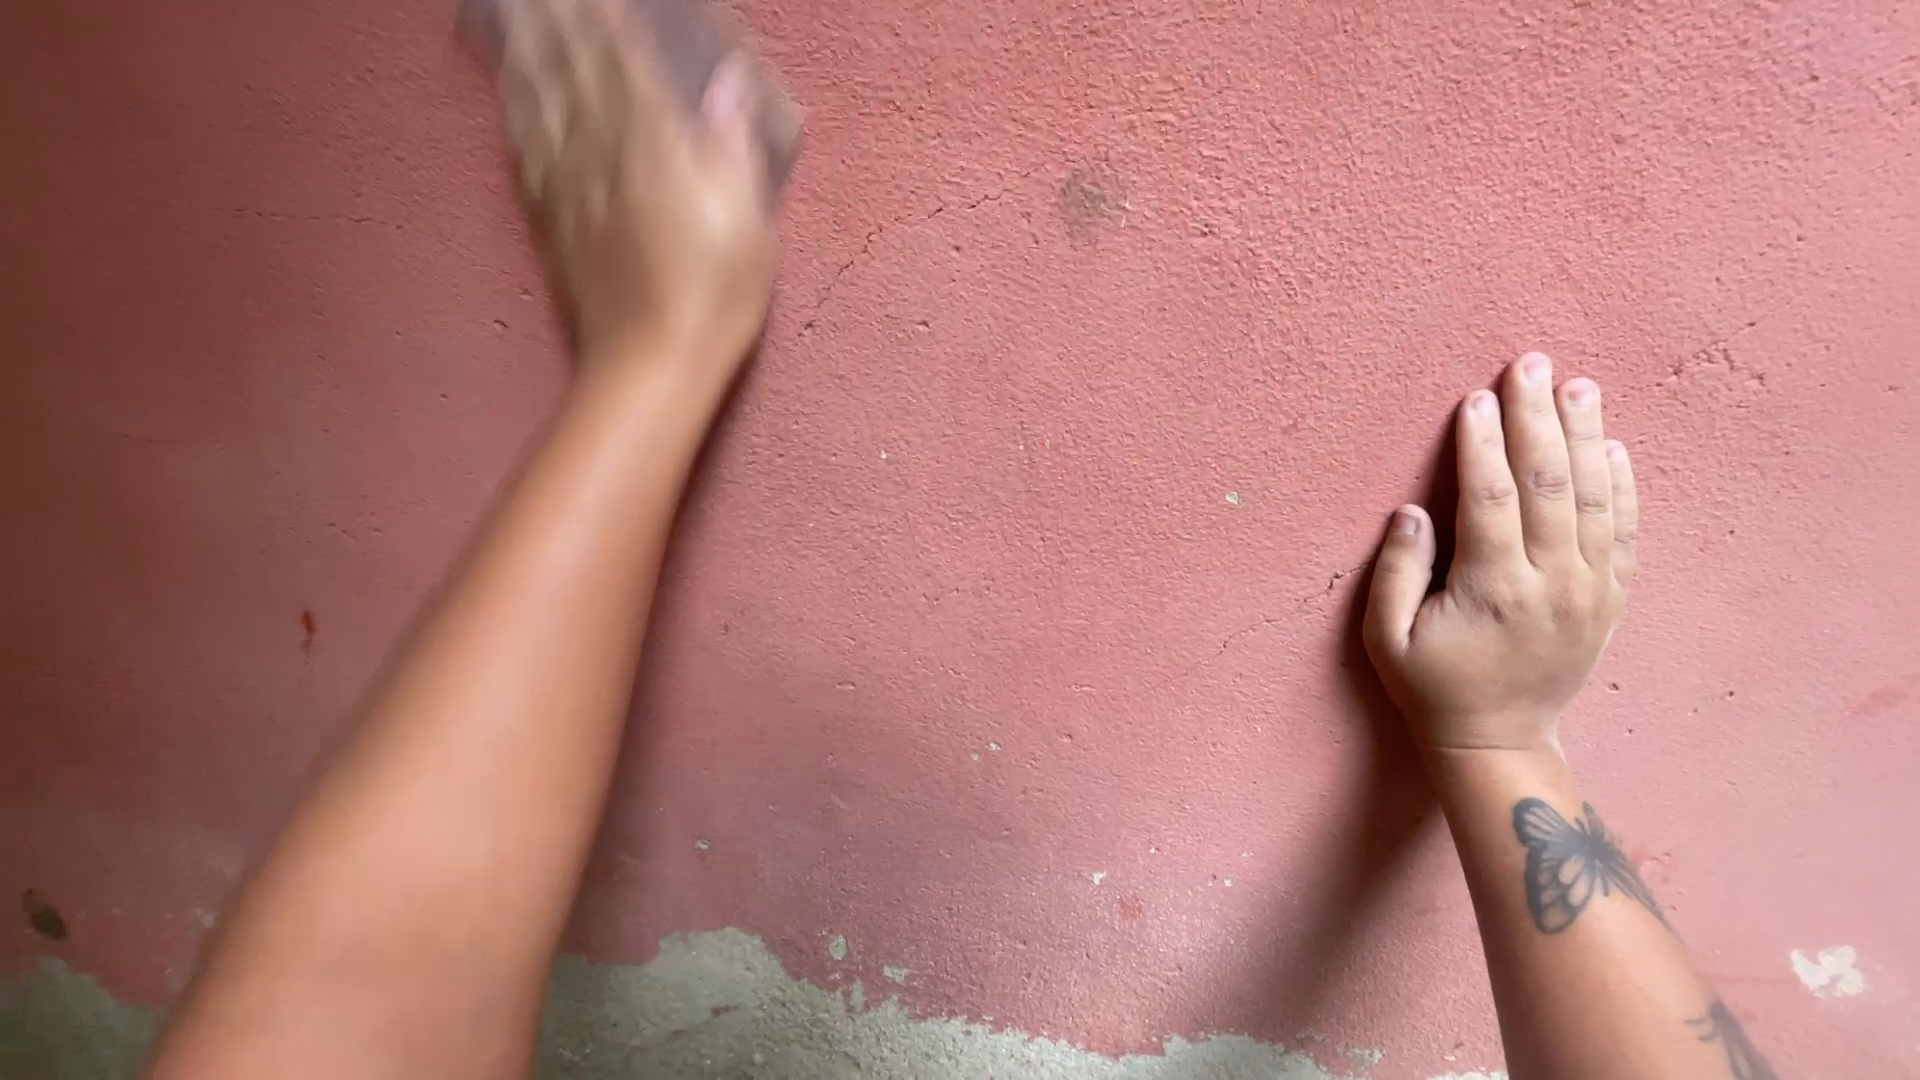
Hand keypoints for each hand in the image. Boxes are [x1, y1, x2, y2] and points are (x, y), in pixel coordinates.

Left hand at [500, 0, 775, 369]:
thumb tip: (728, 84)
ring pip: (539, 96)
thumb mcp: (750, 225)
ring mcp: (571, 186)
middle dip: (555, 12)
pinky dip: (515, 107)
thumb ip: (733, 147)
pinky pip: (526, 147)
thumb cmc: (715, 298)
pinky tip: (511, 89)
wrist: (654, 364)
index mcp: (654, 145)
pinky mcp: (555, 222)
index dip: (603, 10)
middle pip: (569, 63)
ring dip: (526, 43)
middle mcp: (602, 152)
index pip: (620, 54)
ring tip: (516, 7)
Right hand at [1363, 353, 1638, 752]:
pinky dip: (1624, 484)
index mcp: (1492, 587)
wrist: (1498, 739)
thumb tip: (1414, 511)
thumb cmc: (1429, 685)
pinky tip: (1615, 446)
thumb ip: (1398, 572)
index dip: (1482, 444)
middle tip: (1531, 365)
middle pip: (1549, 484)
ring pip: (1595, 498)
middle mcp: (1551, 580)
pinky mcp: (1609, 598)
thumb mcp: (1386, 638)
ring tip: (1579, 387)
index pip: (1490, 498)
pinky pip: (1625, 531)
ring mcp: (1590, 589)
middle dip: (1538, 419)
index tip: (1476, 399)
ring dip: (1585, 436)